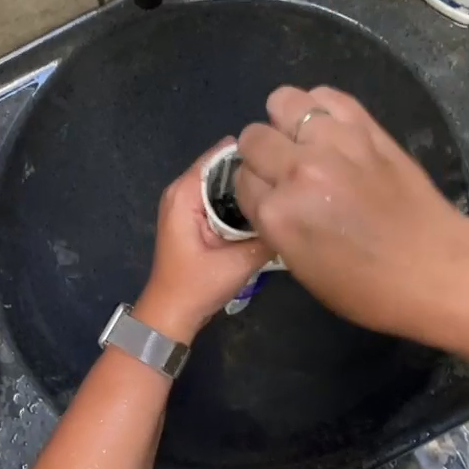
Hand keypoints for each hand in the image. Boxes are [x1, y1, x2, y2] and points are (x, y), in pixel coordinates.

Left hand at [135, 139, 275, 342]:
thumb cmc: (197, 286)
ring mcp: (187, 205)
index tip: (283, 161)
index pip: (221, 154)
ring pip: (224, 185)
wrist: (172, 314)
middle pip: (223, 168)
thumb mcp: (238, 262)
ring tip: (280, 194)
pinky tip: (263, 212)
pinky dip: (239, 204)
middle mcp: (182, 191)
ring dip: (247, 190)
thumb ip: (266, 235)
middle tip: (287, 181)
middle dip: (252, 173)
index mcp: (185, 193)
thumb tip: (296, 211)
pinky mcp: (194, 219)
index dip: (252, 155)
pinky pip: (220, 200)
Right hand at [233, 86, 468, 339]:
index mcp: (278, 214)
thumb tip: (271, 196)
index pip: (240, 181)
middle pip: (254, 138)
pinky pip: (327, 95)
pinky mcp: (368, 127)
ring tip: (304, 142)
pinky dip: (320, 107)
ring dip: (287, 122)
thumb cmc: (367, 288)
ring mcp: (335, 142)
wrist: (438, 272)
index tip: (273, 199)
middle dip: (262, 155)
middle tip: (287, 172)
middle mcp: (299, 170)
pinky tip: (329, 129)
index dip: (255, 190)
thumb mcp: (301, 267)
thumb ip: (276, 224)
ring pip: (284, 102)